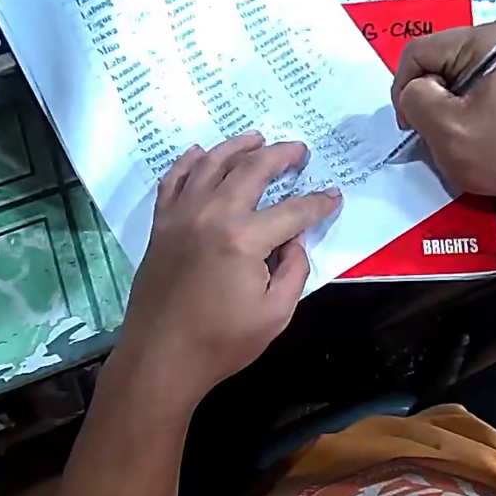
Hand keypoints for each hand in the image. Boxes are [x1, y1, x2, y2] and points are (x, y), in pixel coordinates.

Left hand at [115, 132, 340, 407]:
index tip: (334, 196)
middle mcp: (211, 215)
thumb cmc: (221, 343)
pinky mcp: (161, 225)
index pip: (293, 211)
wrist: (161, 357)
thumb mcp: (275, 314)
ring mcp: (181, 216)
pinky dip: (189, 162)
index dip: (318, 203)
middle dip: (281, 156)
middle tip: (299, 150)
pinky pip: (174, 180)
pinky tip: (200, 153)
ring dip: (237, 147)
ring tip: (257, 138)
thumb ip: (293, 270)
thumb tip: (294, 241)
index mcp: (244, 239)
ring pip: (211, 164)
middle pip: (251, 171)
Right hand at [393, 24, 495, 204]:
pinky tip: (466, 132)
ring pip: (447, 77)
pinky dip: (456, 111)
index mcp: (485, 40)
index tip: (411, 125)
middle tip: (433, 132)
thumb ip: (414, 98)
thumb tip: (412, 93)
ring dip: (440, 108)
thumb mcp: (444, 126)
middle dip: (425, 97)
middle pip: (433, 60)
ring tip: (453, 135)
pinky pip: (465, 87)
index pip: (418, 51)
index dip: (404, 88)